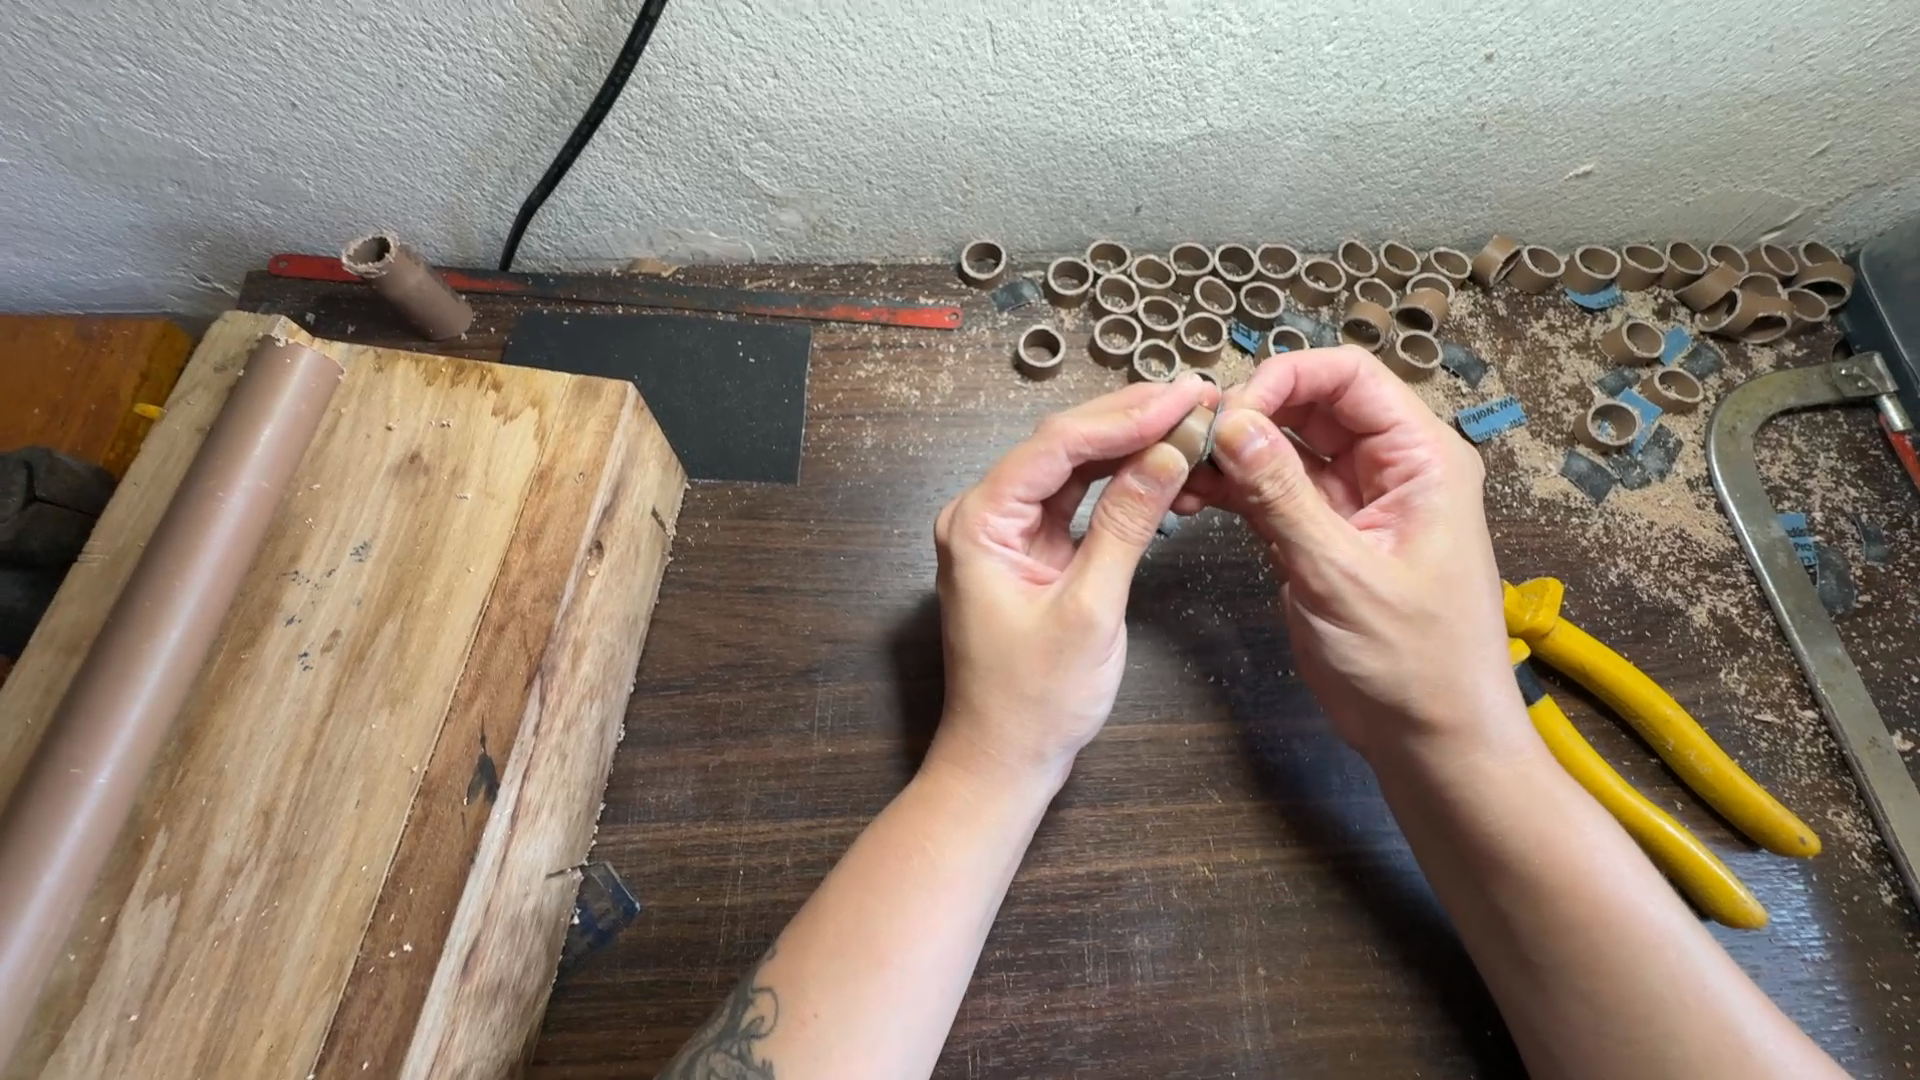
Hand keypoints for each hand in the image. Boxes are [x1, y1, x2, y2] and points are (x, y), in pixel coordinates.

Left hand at [931, 374, 1217, 791]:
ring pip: (1070, 469)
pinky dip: (1116, 483)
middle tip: (1194, 396)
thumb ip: (1126, 525)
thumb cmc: (1036, 698)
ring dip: (1126, 445)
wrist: (1005, 757)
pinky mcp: (1028, 550)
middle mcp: (983, 514)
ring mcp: (1005, 531)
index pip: (1055, 446)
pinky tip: (1156, 463)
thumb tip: (1169, 453)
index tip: (1183, 397)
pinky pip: (1074, 502)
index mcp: (978, 522)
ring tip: (1186, 419)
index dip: (1123, 416)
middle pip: (1060, 448)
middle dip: (1127, 420)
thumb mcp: (1090, 608)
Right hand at [1177, 346, 1526, 763]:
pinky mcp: (1313, 535)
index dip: (1285, 377)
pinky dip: (1229, 490)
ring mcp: (1344, 502)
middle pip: (1308, 407)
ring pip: (1280, 450)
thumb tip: (1231, 424)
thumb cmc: (1414, 658)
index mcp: (1419, 458)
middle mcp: (1383, 468)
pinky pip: (1266, 493)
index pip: (1350, 378)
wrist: (1426, 735)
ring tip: (1180, 469)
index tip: (1228, 410)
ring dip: (1230, 453)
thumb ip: (1283, 495)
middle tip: (1192, 441)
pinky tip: (1191, 497)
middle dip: (1247, 414)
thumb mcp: (1343, 572)